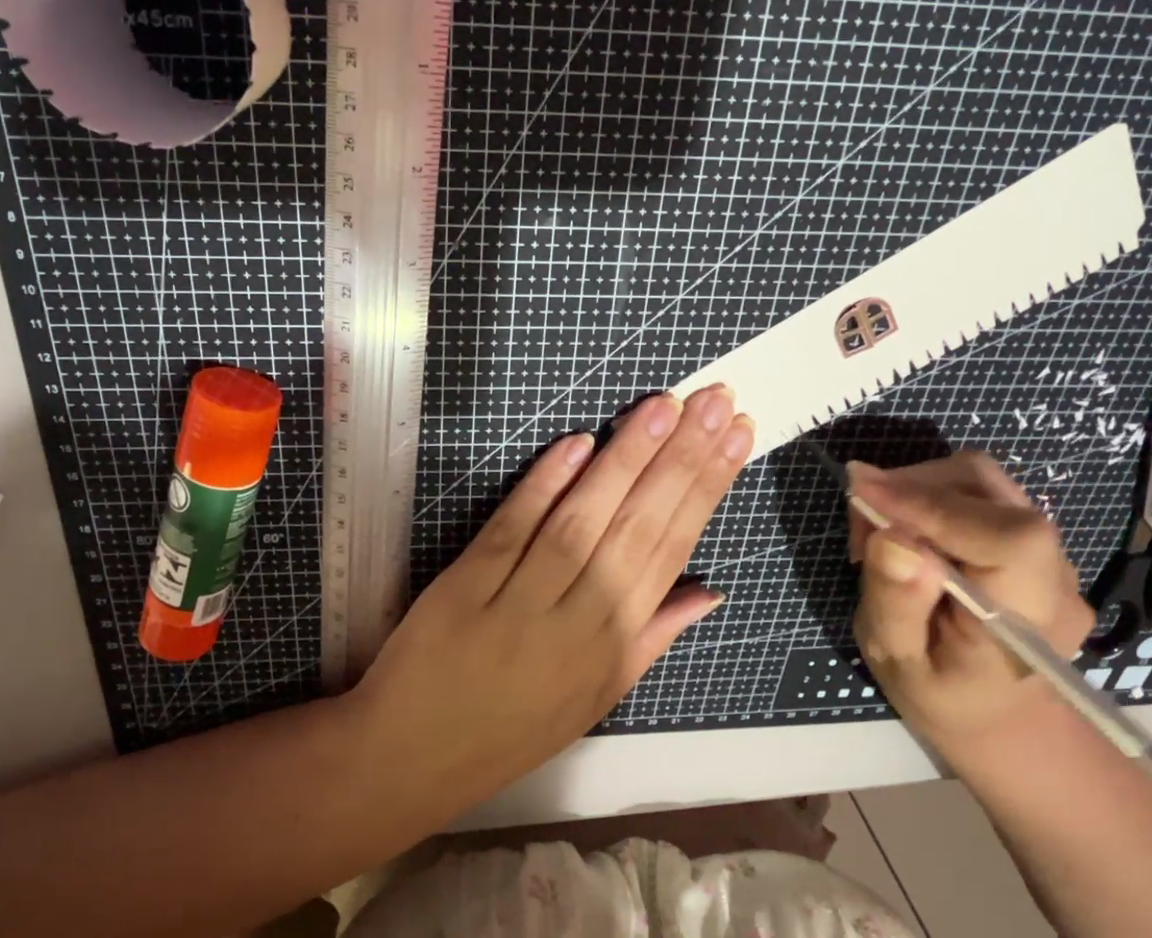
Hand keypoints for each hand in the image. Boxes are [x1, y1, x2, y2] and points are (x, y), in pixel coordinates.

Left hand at [351, 386, 752, 798]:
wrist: (417, 752)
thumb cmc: (513, 726)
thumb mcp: (597, 697)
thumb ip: (652, 637)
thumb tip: (710, 592)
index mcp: (615, 643)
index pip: (671, 549)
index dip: (706, 489)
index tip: (735, 438)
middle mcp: (578, 617)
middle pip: (637, 525)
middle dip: (681, 458)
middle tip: (715, 400)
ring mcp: (522, 598)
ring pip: (584, 519)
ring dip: (626, 459)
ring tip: (664, 406)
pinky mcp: (468, 581)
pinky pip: (514, 525)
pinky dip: (545, 483)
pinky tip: (578, 443)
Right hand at [846, 452, 1094, 753]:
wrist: (1006, 720)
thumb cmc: (945, 702)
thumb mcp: (900, 667)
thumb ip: (897, 606)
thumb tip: (892, 538)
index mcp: (1028, 618)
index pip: (1005, 535)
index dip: (932, 504)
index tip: (862, 491)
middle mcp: (1053, 575)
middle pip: (987, 490)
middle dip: (911, 489)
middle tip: (860, 526)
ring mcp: (1049, 553)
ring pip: (980, 483)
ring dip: (917, 490)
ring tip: (879, 534)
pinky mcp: (1030, 541)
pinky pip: (978, 497)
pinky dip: (930, 499)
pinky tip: (906, 537)